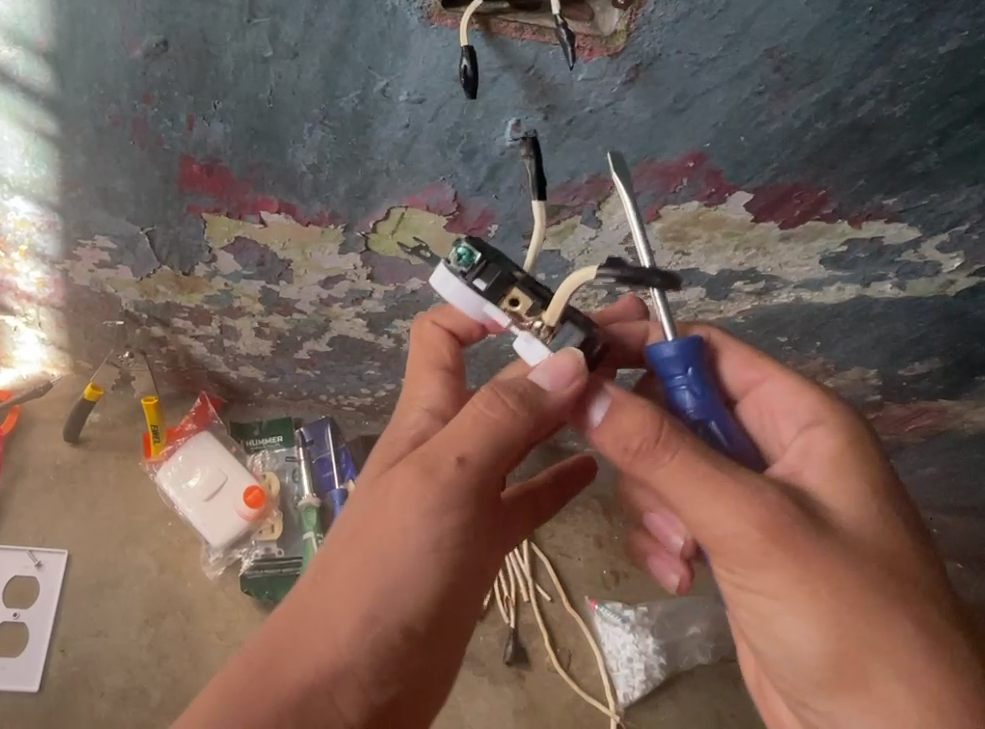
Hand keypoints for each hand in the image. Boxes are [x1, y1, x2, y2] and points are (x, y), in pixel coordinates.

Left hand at [173, 300, 645, 728]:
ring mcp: (466, 496)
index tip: (549, 309)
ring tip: (631, 399)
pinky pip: (527, 499)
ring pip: (522, 440)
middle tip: (631, 348)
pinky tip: (597, 469)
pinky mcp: (483, 545)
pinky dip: (559, 479)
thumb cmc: (390, 566)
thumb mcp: (445, 478)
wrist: (353, 676)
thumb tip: (567, 356)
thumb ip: (501, 418)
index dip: (484, 309)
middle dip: (554, 359)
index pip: (443, 335)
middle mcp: (448, 443)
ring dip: (567, 416)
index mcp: (426, 413)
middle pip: (502, 384)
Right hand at [580, 320, 984, 728]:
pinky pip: (666, 512)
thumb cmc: (847, 620)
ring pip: (659, 463)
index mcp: (799, 418)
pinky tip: (679, 578)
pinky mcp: (730, 545)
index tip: (577, 366)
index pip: (704, 350)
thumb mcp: (749, 524)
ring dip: (652, 505)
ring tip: (681, 553)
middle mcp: (773, 448)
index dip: (640, 348)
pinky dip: (659, 539)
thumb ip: (661, 451)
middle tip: (655, 498)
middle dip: (647, 452)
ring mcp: (750, 500)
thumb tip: (580, 388)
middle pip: (671, 407)